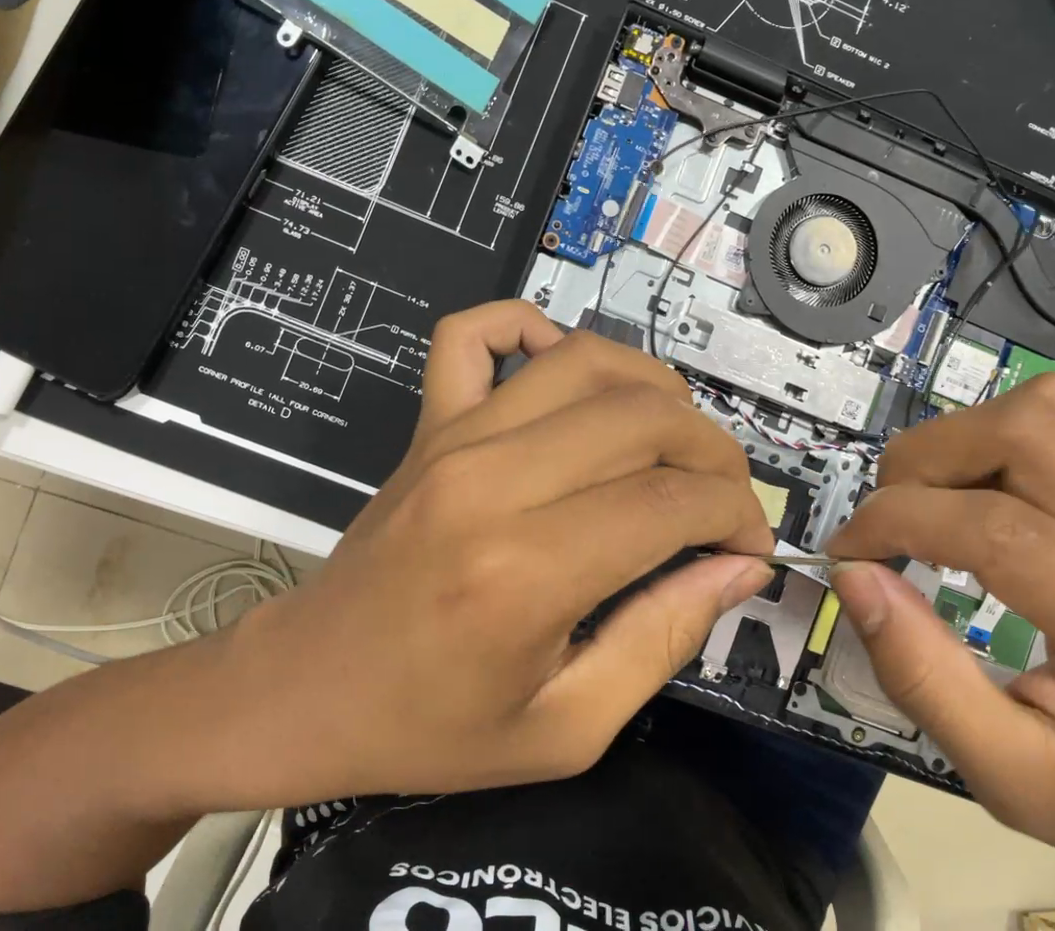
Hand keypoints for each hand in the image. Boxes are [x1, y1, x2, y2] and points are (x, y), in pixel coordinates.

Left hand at [233, 300, 775, 800]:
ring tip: (673, 444)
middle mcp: (492, 483)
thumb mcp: (565, 728)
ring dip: (655, 391)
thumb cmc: (432, 727)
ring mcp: (451, 440)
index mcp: (526, 572)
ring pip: (585, 362)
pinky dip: (527, 326)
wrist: (307, 690)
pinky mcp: (425, 426)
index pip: (673, 500)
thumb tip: (737, 569)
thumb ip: (661, 642)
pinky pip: (472, 334)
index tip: (748, 549)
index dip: (736, 517)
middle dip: (715, 454)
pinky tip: (563, 368)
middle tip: (722, 504)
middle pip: (645, 418)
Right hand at [824, 375, 1054, 902]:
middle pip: (1031, 432)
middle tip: (886, 522)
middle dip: (927, 459)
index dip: (901, 521)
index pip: (1003, 529)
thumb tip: (853, 576)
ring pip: (1049, 410)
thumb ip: (923, 677)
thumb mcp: (1006, 776)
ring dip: (962, 441)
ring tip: (928, 506)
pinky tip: (974, 503)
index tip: (846, 554)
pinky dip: (995, 445)